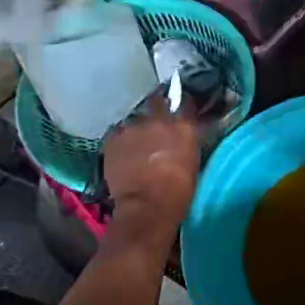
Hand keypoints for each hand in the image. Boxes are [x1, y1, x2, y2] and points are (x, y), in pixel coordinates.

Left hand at [103, 96, 200, 222]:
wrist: (147, 203)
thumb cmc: (180, 188)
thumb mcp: (193, 159)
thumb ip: (187, 139)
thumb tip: (184, 132)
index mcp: (183, 126)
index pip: (186, 102)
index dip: (184, 104)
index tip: (184, 107)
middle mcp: (157, 120)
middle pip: (157, 101)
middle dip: (159, 107)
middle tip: (159, 118)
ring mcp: (131, 127)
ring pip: (135, 119)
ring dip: (139, 127)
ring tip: (140, 139)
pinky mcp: (112, 138)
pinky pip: (119, 133)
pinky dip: (123, 139)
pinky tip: (126, 151)